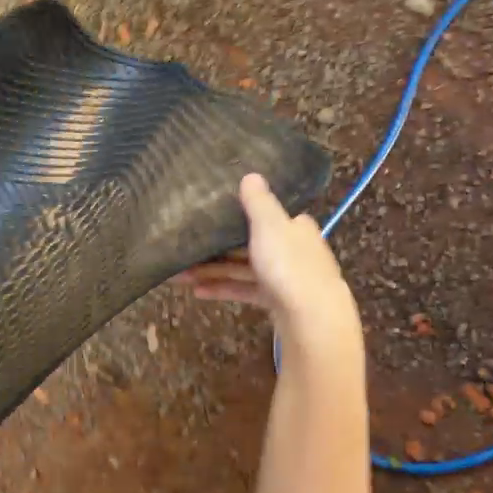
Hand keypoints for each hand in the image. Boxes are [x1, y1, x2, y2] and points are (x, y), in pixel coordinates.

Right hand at [173, 174, 360, 352]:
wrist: (313, 319)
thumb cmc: (290, 265)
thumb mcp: (270, 226)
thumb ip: (258, 202)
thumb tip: (251, 174)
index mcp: (295, 229)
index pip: (270, 215)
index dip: (244, 213)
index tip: (216, 213)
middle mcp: (293, 251)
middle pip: (250, 244)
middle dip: (217, 248)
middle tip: (185, 247)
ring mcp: (286, 278)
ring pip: (243, 269)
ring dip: (212, 271)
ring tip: (179, 275)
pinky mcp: (277, 301)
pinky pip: (244, 290)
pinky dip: (222, 289)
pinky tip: (197, 292)